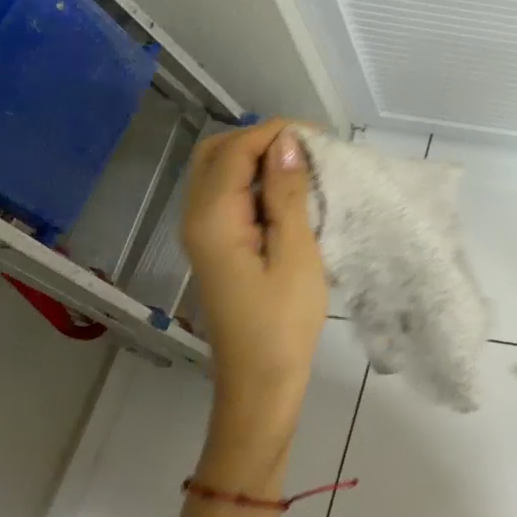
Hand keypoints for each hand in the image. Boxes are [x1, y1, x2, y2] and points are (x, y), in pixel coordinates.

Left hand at [179, 120, 328, 399]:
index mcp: (213, 219)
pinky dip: (255, 182)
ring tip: (304, 165)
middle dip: (260, 139)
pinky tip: (289, 193)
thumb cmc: (284, 322)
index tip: (319, 135)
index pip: (236, 151)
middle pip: (217, 154)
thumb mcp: (297, 254)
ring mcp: (203, 235)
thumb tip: (286, 142)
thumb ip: (287, 194)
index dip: (274, 133)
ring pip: (220, 173)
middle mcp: (197, 219)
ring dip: (258, 159)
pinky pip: (228, 197)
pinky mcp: (216, 248)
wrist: (261, 383)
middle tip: (308, 146)